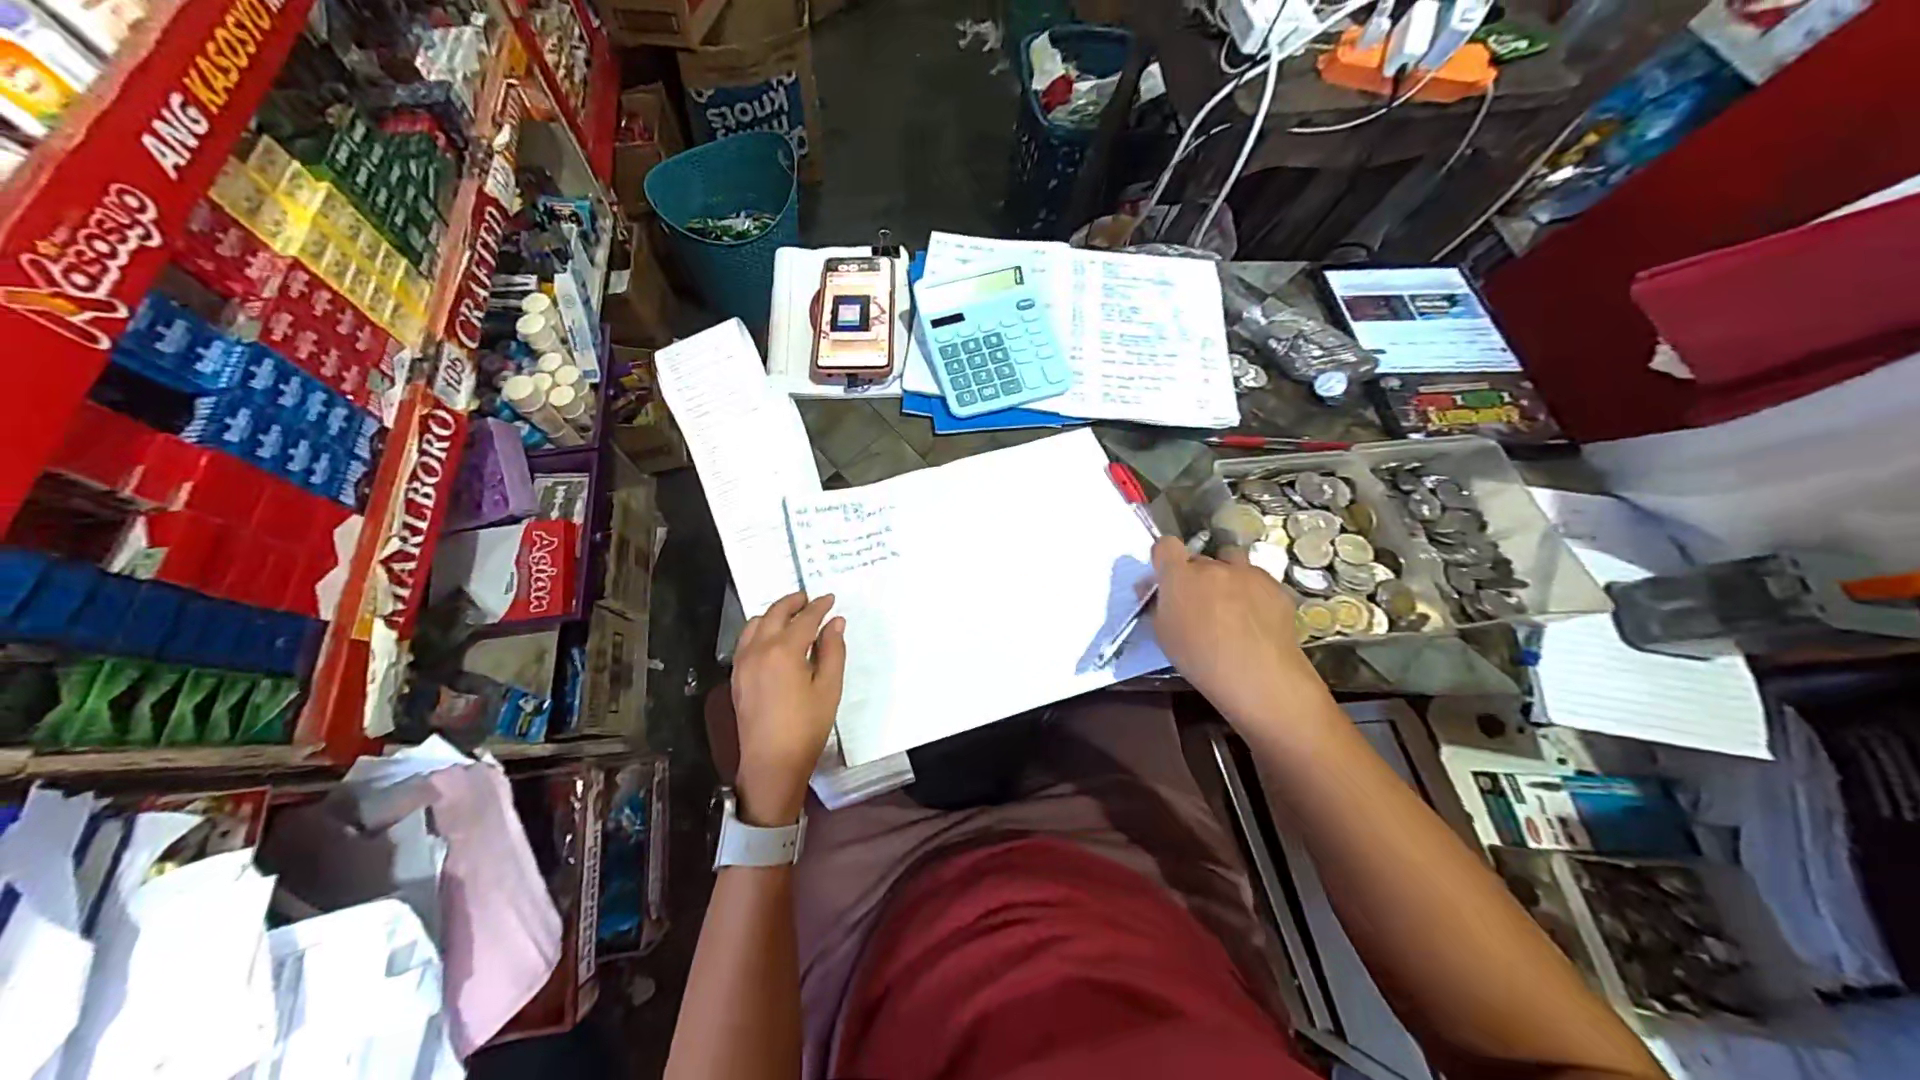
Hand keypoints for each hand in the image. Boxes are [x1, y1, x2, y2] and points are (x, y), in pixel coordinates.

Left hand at [730, 591, 845, 825]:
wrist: (771, 762)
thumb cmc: (807, 726)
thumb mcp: (829, 688)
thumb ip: (833, 650)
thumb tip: (835, 623)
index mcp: (784, 650)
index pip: (804, 618)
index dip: (819, 606)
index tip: (830, 598)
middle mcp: (759, 649)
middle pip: (775, 613)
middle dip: (793, 602)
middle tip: (808, 598)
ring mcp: (743, 662)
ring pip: (755, 624)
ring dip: (774, 613)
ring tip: (791, 615)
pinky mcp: (737, 675)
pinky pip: (746, 640)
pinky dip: (759, 629)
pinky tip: (772, 637)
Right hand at [1147, 535, 1325, 736]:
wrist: (1258, 674)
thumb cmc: (1199, 658)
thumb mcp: (1163, 634)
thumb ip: (1157, 604)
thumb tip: (1152, 587)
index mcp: (1179, 575)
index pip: (1166, 545)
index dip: (1165, 557)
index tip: (1167, 576)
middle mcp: (1213, 565)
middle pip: (1199, 558)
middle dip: (1196, 575)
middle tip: (1200, 603)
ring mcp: (1247, 572)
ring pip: (1231, 561)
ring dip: (1226, 574)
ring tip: (1230, 603)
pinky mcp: (1275, 585)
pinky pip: (1258, 579)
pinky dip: (1253, 591)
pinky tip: (1256, 618)